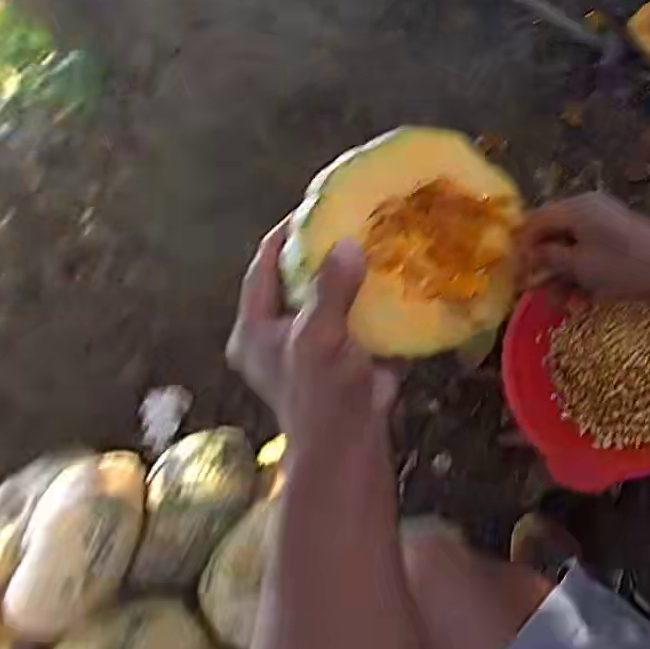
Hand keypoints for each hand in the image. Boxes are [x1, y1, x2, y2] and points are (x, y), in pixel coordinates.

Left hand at [227, 219, 398, 447]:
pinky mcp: (343, 347)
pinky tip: (394, 274)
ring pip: (329, 293)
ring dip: (350, 271)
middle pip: (297, 277)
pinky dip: (371, 293)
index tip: (312, 208)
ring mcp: (312, 339)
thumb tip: (348, 245)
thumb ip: (330, 291)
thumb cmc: (321, 392)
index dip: (284, 235)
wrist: (350, 439)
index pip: (263, 266)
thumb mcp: (319, 337)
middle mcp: (279, 330)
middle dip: (322, 250)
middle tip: (351, 220)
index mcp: (256, 328)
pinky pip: (355, 310)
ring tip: (376, 239)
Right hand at [520, 193, 649, 300]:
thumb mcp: (581, 266)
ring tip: (575, 306)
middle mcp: (588, 208)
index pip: (534, 221)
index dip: (524, 250)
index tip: (520, 279)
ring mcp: (606, 222)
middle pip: (553, 237)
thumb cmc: (626, 267)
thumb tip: (530, 255)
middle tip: (551, 299)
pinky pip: (591, 254)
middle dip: (549, 271)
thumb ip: (549, 259)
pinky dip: (586, 276)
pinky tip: (590, 300)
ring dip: (568, 280)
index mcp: (576, 207)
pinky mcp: (620, 238)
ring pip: (572, 250)